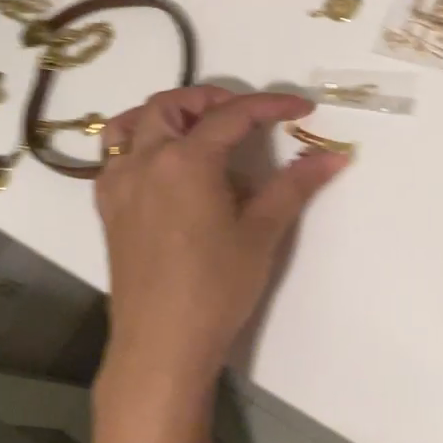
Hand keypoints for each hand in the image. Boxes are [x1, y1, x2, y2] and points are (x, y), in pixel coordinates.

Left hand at [93, 87, 348, 398]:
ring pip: (133, 123)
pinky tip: (170, 170)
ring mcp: (119, 183)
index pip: (232, 115)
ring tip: (202, 132)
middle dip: (212, 100)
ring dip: (169, 115)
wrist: (163, 342)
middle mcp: (145, 160)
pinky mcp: (109, 207)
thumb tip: (334, 155)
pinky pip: (117, 154)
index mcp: (186, 161)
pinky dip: (143, 143)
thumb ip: (295, 185)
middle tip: (248, 118)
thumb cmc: (217, 287)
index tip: (302, 108)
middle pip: (172, 104)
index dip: (271, 105)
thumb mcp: (262, 232)